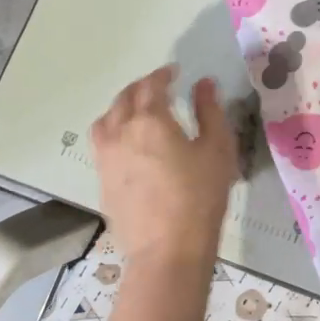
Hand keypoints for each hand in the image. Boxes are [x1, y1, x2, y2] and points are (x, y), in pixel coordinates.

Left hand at [88, 66, 238, 267]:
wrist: (167, 249)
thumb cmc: (200, 196)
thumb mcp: (217, 148)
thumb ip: (210, 111)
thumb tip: (203, 84)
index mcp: (150, 120)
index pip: (152, 85)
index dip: (163, 74)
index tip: (176, 72)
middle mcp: (121, 132)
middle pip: (124, 98)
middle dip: (142, 87)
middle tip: (159, 86)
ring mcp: (106, 157)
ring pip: (106, 119)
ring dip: (122, 106)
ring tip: (138, 109)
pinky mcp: (102, 179)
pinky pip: (102, 142)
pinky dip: (114, 129)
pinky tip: (129, 141)